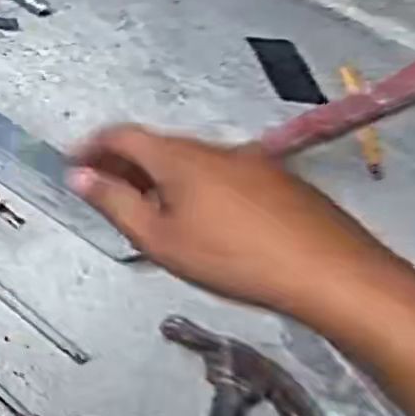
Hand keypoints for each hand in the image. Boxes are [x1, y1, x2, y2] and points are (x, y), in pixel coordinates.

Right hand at [67, 125, 402, 317]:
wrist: (341, 280)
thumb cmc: (233, 259)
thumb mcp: (154, 236)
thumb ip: (111, 201)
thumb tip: (78, 176)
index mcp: (180, 159)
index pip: (121, 135)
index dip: (89, 147)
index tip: (73, 166)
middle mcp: (217, 151)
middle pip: (156, 145)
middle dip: (122, 163)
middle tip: (104, 191)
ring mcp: (256, 164)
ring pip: (189, 158)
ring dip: (158, 174)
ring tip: (147, 208)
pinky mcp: (283, 183)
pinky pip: (221, 171)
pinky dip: (193, 183)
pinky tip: (197, 217)